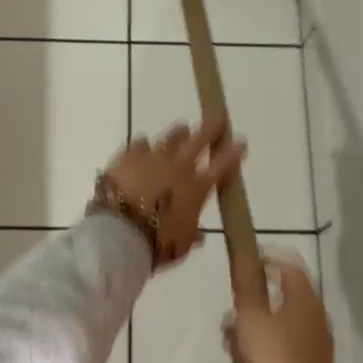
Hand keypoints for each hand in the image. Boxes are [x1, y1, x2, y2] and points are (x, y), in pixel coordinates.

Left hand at [101, 117, 245, 268]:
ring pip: (169, 139)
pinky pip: (138, 145)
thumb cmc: (157, 244)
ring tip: (183, 127)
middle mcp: (178, 168)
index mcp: (197, 189)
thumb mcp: (180, 245)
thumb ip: (191, 235)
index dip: (234, 154)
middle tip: (219, 117)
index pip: (222, 167)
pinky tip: (143, 142)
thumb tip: (199, 235)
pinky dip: (142, 145)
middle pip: (199, 141)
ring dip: (178, 133)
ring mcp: (152, 159)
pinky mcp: (127, 158)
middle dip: (211, 129)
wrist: (120, 233)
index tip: (241, 141)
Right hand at [225, 250, 340, 362]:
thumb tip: (246, 247)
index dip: (261, 259)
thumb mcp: (251, 318)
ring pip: (269, 334)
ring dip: (247, 345)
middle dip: (246, 315)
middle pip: (273, 302)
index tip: (234, 270)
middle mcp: (313, 322)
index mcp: (305, 302)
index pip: (286, 264)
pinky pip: (274, 360)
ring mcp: (311, 351)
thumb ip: (246, 281)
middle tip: (231, 330)